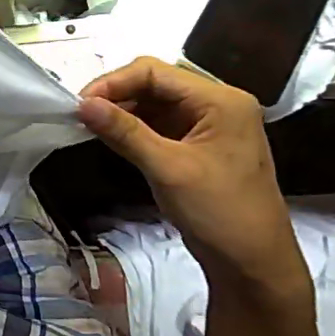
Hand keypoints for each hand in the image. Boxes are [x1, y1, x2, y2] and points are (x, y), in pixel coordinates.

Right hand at [76, 58, 304, 297]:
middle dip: (116, 94)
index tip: (80, 103)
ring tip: (91, 124)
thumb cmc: (219, 212)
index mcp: (220, 100)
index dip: (113, 82)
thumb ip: (124, 132)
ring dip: (121, 109)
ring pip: (153, 101)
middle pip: (154, 81)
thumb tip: (82, 104)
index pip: (155, 72)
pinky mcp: (196, 142)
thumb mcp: (168, 169)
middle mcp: (216, 103)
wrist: (253, 263)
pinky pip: (157, 121)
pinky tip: (111, 135)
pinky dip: (132, 126)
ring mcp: (206, 123)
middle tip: (82, 114)